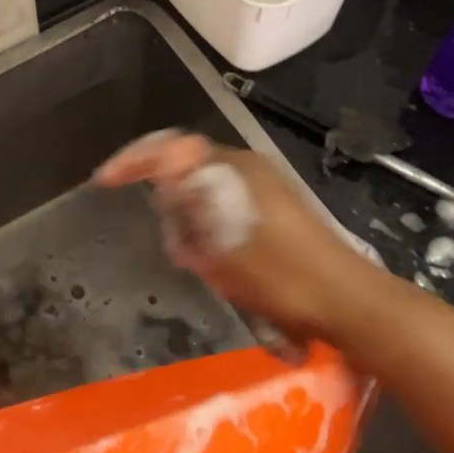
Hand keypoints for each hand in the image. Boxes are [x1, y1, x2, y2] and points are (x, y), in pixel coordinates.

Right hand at [94, 130, 384, 341]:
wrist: (349, 305)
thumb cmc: (282, 276)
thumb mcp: (223, 241)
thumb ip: (188, 197)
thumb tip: (162, 160)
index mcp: (235, 168)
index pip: (172, 147)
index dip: (134, 160)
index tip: (104, 181)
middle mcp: (249, 170)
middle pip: (186, 175)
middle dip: (172, 211)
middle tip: (181, 253)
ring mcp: (264, 192)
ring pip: (205, 200)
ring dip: (194, 232)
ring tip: (205, 269)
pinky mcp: (275, 215)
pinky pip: (225, 217)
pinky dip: (213, 239)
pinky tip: (225, 272)